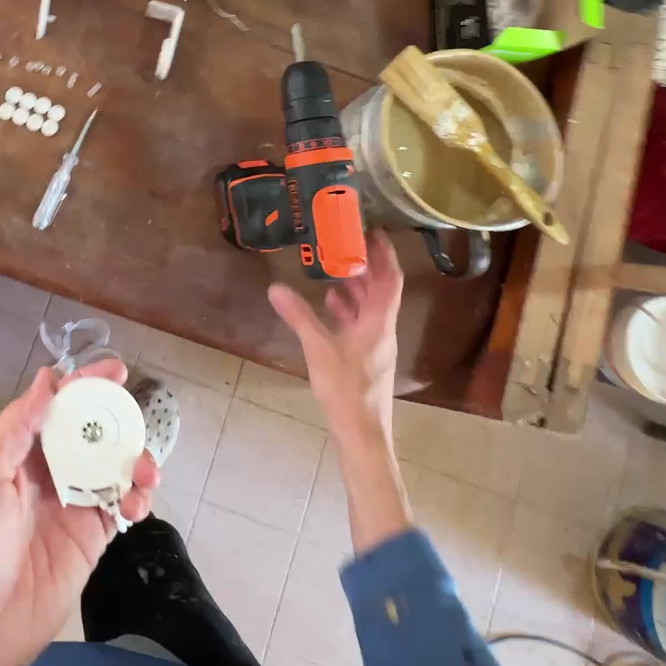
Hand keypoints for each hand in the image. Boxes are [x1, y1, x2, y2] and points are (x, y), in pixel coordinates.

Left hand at [0, 359, 158, 665]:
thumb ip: (16, 427)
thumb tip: (50, 378)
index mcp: (19, 450)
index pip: (58, 406)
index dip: (86, 384)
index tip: (117, 372)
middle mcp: (49, 469)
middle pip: (93, 431)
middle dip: (119, 422)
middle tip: (137, 423)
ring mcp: (73, 502)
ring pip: (114, 465)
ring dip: (136, 460)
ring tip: (147, 473)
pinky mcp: (91, 536)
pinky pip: (121, 504)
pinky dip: (137, 497)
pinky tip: (138, 502)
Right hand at [268, 231, 404, 439]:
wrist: (362, 434)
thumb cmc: (346, 388)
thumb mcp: (318, 348)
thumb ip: (298, 315)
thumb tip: (276, 287)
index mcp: (379, 322)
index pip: (389, 279)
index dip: (384, 253)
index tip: (372, 231)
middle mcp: (383, 330)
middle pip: (381, 290)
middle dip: (366, 267)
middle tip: (346, 245)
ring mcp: (376, 346)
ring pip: (371, 308)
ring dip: (356, 288)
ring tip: (334, 271)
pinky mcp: (367, 359)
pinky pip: (362, 324)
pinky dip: (348, 310)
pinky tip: (329, 307)